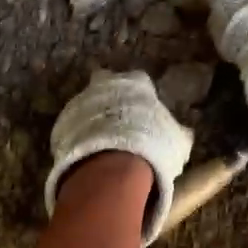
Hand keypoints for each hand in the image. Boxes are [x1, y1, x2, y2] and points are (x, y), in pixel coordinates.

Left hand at [47, 70, 193, 244]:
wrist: (112, 167)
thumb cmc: (153, 148)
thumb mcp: (177, 142)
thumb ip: (178, 132)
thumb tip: (185, 133)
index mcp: (135, 83)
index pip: (139, 80)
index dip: (140, 95)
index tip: (142, 109)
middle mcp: (104, 84)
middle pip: (105, 83)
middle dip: (109, 97)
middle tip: (118, 121)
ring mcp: (80, 102)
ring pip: (86, 105)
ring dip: (92, 119)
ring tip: (102, 143)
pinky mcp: (61, 124)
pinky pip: (71, 126)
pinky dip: (78, 136)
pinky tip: (87, 154)